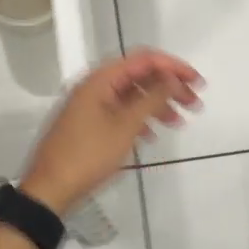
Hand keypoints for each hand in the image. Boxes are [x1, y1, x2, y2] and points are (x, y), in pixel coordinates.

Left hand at [19, 48, 202, 214]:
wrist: (50, 189)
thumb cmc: (88, 155)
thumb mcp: (125, 126)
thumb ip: (152, 98)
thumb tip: (171, 78)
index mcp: (100, 80)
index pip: (144, 59)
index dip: (173, 67)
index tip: (197, 82)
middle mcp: (94, 86)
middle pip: (139, 76)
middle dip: (169, 87)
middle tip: (194, 104)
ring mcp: (90, 106)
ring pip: (131, 96)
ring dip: (157, 105)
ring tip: (179, 122)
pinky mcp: (89, 124)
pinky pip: (120, 112)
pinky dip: (139, 119)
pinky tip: (152, 136)